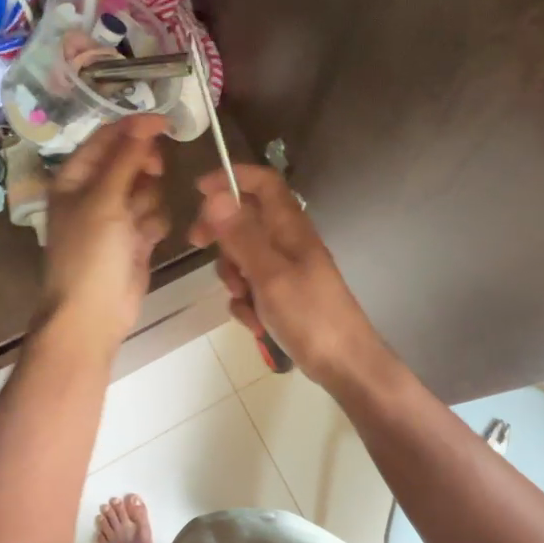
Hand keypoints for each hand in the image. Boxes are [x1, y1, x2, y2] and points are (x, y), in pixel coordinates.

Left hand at [41, 115, 170, 341]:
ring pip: (147, 188)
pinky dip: (153, 225)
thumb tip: (145, 122)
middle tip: (154, 173)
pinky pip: (154, 215)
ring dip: (149, 201)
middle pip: (129, 160)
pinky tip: (147, 241)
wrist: (93, 315)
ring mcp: (115, 217)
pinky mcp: (135, 238)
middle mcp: (93, 193)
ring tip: (138, 223)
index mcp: (74, 178)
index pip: (105, 139)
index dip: (133, 127)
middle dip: (144, 166)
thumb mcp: (105, 199)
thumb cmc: (90, 254)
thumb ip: (126, 158)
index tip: (165, 122)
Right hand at [187, 165, 383, 385]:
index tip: (199, 190)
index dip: (232, 177)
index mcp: (290, 228)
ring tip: (243, 299)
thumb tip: (216, 196)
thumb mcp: (269, 275)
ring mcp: (286, 270)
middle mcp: (288, 242)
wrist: (345, 366)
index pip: (263, 183)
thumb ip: (242, 236)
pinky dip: (247, 303)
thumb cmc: (310, 316)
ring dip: (233, 276)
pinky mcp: (283, 296)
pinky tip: (255, 323)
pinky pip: (252, 288)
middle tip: (198, 243)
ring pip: (244, 257)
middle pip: (246, 219)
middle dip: (221, 233)